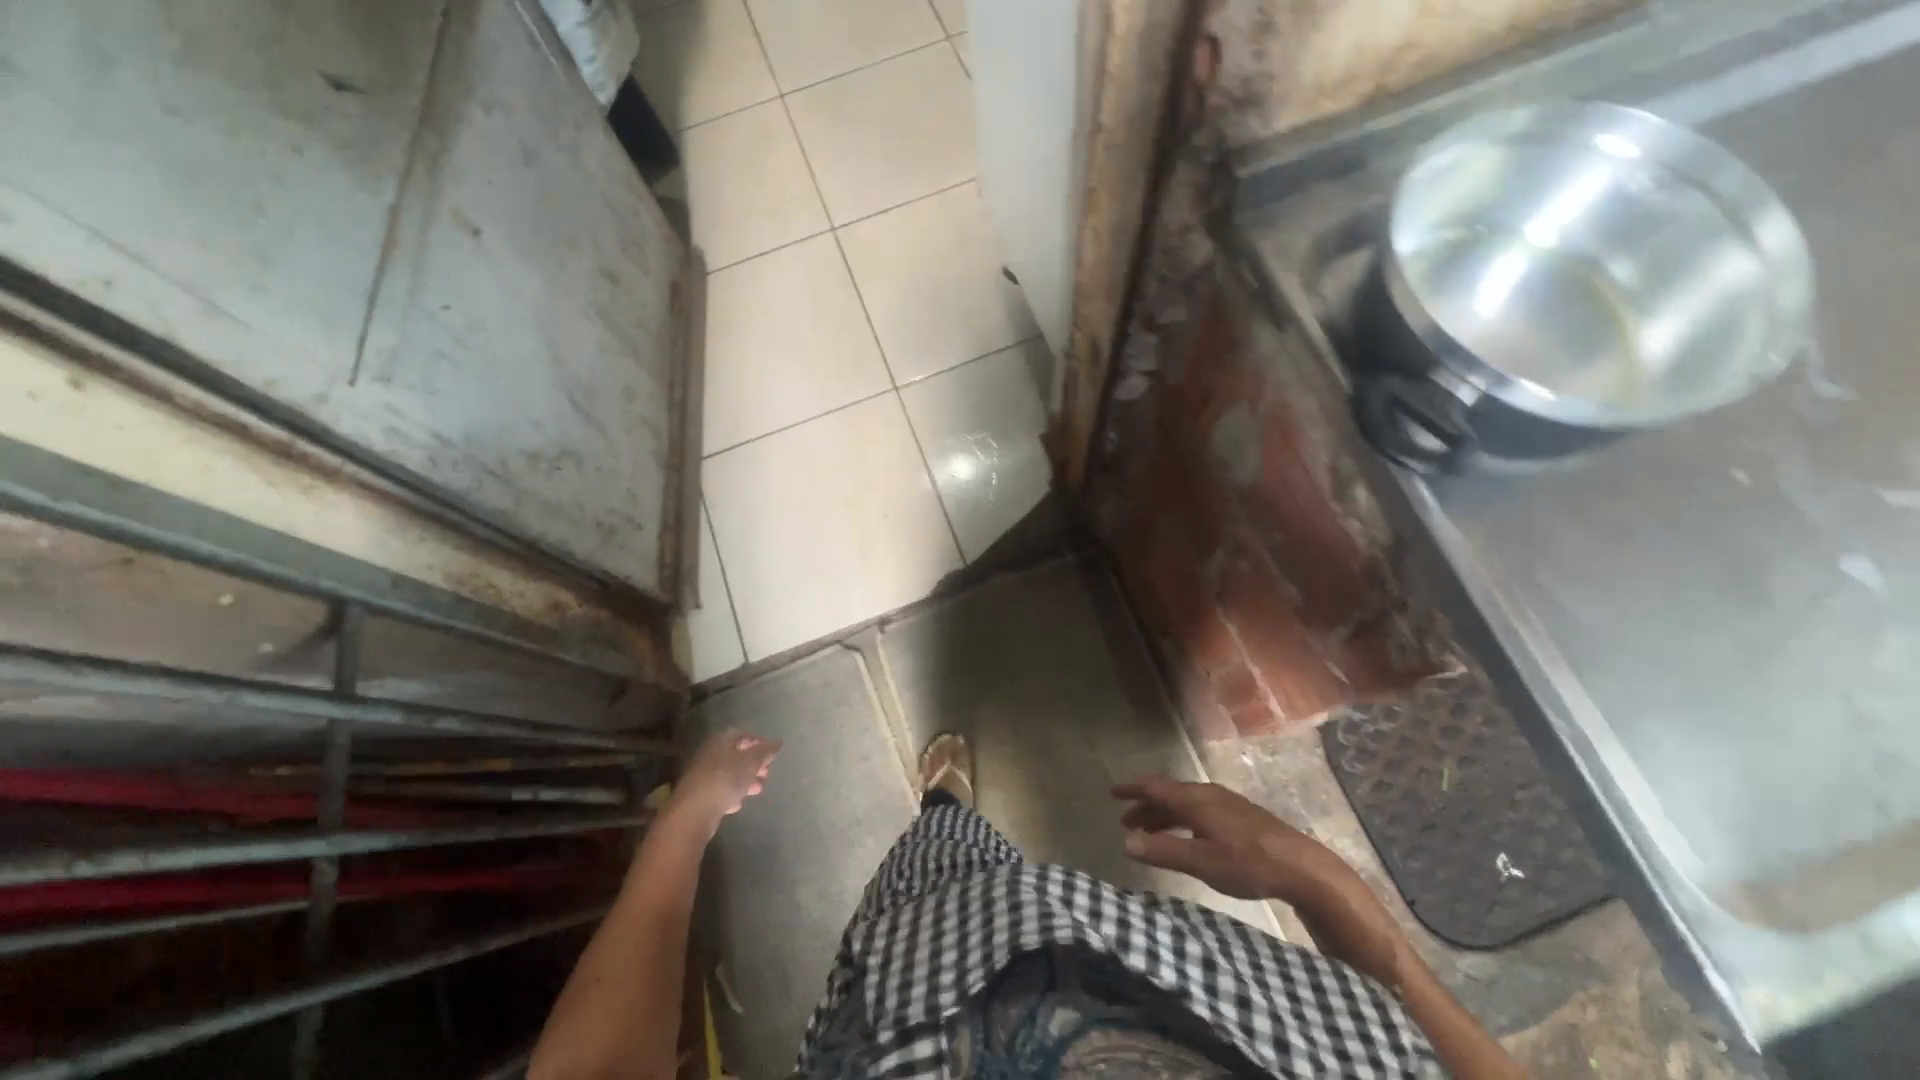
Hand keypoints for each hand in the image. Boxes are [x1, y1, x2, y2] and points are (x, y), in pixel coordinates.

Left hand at [672, 730, 779, 825]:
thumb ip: (765, 751)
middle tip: (766, 774)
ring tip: (757, 790)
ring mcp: (702, 774)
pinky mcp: (699, 794)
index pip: (742, 735)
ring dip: (745, 780)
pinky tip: (737, 804)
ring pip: (729, 773)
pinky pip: (720, 789)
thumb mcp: (751, 762)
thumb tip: (777, 742)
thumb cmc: (726, 779)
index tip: (772, 755)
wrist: (694, 810)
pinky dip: (731, 794)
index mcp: (720, 741)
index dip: (759, 742)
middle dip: (754, 764)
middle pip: (736, 755)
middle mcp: (709, 753)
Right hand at [1113, 776, 1405, 983]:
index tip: (1113, 793)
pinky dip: (1182, 822)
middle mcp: (1209, 795)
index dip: (1132, 790)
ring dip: (1164, 816)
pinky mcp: (1241, 819)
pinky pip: (1200, 813)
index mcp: (1196, 800)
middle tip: (1126, 822)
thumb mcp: (1200, 861)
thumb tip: (1126, 842)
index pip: (1155, 787)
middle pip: (1170, 795)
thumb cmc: (1248, 863)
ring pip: (1186, 805)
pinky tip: (1186, 840)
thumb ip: (1163, 851)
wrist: (1302, 867)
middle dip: (1146, 807)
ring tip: (1150, 834)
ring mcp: (1228, 806)